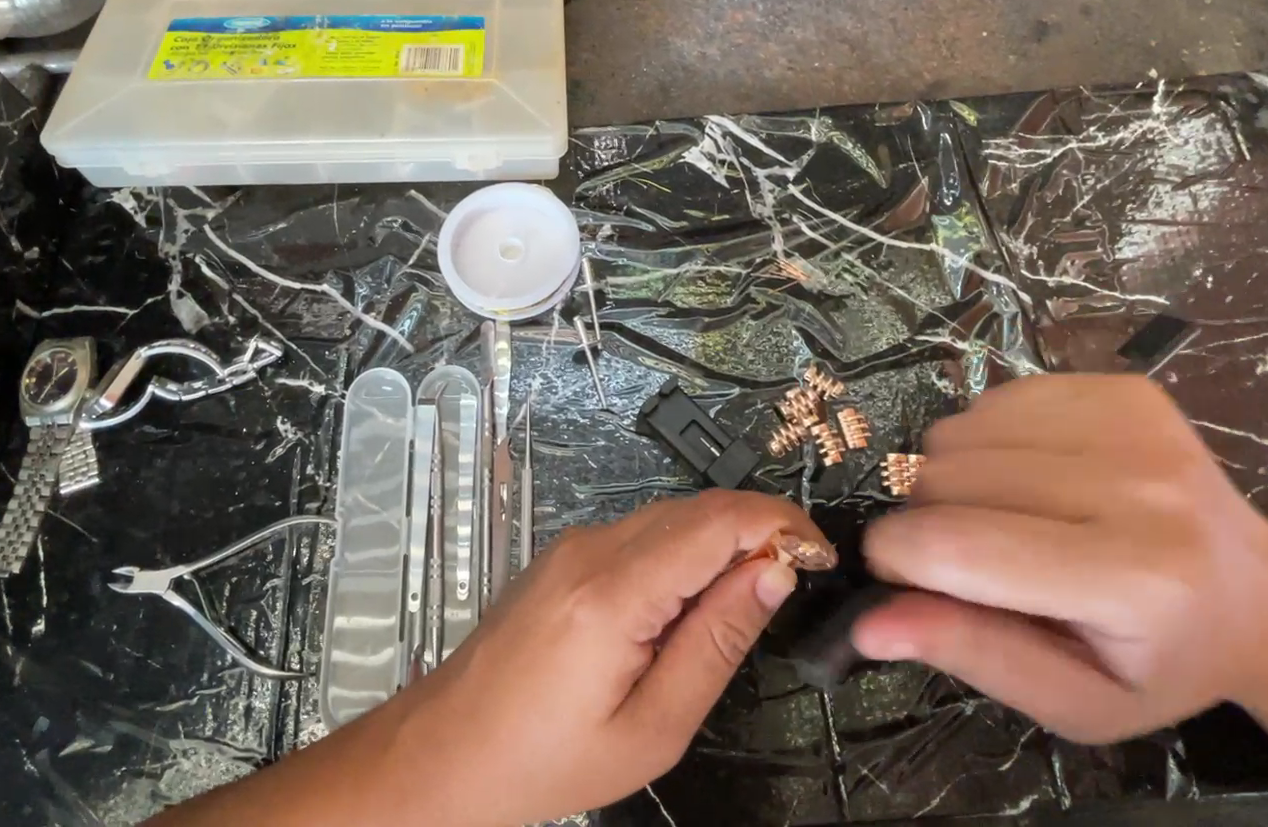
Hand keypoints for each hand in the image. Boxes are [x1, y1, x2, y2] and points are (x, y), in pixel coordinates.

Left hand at [379, 489, 826, 825]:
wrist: (447, 749)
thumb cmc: (547, 758)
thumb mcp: (653, 726)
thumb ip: (717, 642)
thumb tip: (773, 572)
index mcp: (613, 592)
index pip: (715, 520)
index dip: (778, 522)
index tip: (819, 553)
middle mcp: (591, 549)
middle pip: (694, 509)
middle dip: (755, 530)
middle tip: (792, 582)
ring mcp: (573, 546)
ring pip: (669, 516)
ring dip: (719, 542)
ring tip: (743, 602)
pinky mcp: (565, 555)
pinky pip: (639, 533)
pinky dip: (681, 551)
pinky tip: (687, 603)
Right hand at [855, 374, 1267, 743]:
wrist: (1259, 596)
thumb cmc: (1156, 662)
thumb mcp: (1070, 699)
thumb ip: (969, 654)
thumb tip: (866, 626)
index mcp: (1133, 581)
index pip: (956, 546)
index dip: (892, 557)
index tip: (892, 574)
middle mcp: (1139, 488)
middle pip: (944, 479)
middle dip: (923, 520)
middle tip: (964, 557)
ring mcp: (1132, 426)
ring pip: (955, 433)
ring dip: (948, 477)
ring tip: (999, 516)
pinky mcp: (1120, 390)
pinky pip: (990, 400)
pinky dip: (982, 441)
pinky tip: (1025, 476)